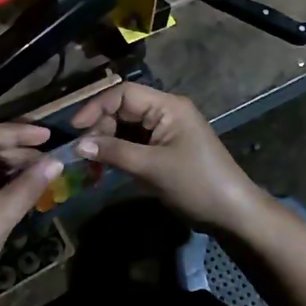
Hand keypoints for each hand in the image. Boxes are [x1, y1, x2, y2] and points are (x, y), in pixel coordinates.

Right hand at [69, 82, 266, 229]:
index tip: (75, 130)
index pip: (123, 94)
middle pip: (123, 110)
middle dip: (100, 129)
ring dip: (107, 143)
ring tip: (90, 166)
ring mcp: (166, 132)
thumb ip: (114, 152)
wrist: (230, 212)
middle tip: (83, 155)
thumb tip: (78, 144)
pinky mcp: (165, 151)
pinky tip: (105, 169)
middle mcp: (166, 113)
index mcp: (168, 106)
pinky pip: (134, 145)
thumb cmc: (195, 183)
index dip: (96, 107)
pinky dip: (119, 154)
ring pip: (126, 129)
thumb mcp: (152, 167)